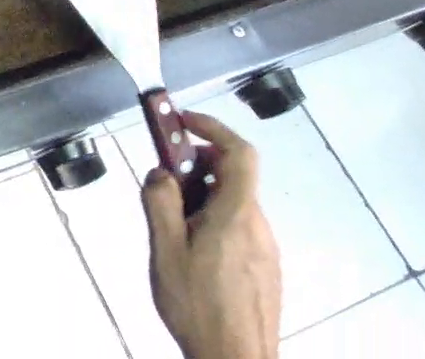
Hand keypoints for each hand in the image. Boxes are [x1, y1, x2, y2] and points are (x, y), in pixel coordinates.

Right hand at [140, 111, 280, 358]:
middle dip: (195, 168)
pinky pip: (238, 229)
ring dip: (201, 198)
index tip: (181, 121)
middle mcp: (258, 227)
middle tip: (162, 184)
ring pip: (232, 205)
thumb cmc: (198, 304)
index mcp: (236, 216)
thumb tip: (161, 171)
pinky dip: (211, 221)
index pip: (240, 154)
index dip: (213, 128)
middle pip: (232, 178)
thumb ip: (159, 202)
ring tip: (169, 227)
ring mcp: (265, 251)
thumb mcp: (164, 250)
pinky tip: (190, 253)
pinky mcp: (264, 271)